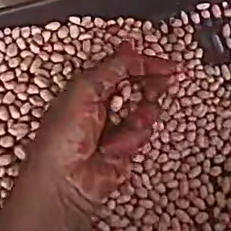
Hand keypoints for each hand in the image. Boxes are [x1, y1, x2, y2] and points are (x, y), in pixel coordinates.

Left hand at [11, 44, 177, 230]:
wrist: (64, 181)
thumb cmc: (62, 136)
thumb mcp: (84, 89)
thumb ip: (112, 68)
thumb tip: (130, 49)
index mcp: (90, 86)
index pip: (123, 68)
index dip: (145, 64)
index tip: (168, 66)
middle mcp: (105, 104)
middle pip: (140, 86)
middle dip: (150, 86)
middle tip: (161, 85)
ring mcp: (117, 126)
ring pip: (147, 109)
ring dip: (141, 114)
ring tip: (131, 123)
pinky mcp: (127, 146)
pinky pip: (144, 133)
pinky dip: (134, 137)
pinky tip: (116, 146)